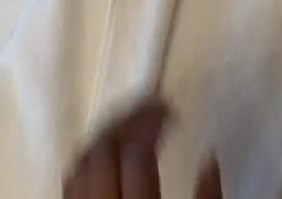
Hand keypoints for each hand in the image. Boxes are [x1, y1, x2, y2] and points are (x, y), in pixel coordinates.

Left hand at [63, 99, 223, 198]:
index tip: (169, 105)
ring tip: (129, 116)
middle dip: (126, 117)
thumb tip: (210, 158)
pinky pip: (70, 179)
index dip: (152, 121)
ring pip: (80, 161)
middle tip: (152, 101)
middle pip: (103, 150)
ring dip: (104, 131)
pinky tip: (105, 146)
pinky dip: (86, 155)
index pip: (136, 153)